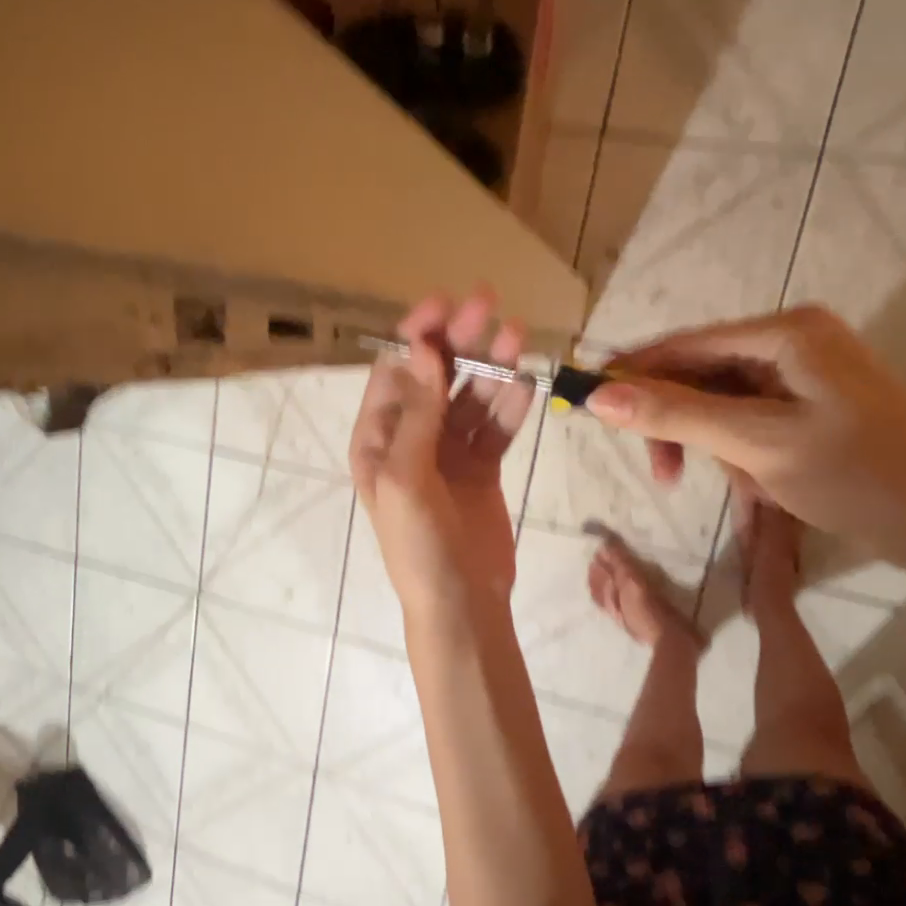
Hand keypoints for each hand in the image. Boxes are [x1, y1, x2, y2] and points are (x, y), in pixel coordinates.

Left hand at [349, 295, 534, 611]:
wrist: (460, 602)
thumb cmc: (418, 545)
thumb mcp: (407, 478)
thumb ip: (418, 414)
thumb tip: (424, 348)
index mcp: (377, 440)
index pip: (395, 374)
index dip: (417, 336)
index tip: (445, 303)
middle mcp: (410, 439)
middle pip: (436, 377)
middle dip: (460, 341)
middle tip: (490, 304)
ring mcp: (448, 452)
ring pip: (471, 397)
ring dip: (492, 367)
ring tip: (520, 336)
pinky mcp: (482, 467)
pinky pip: (496, 427)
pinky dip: (511, 405)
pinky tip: (529, 383)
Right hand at [585, 305, 905, 554]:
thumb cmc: (856, 475)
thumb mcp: (755, 443)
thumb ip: (675, 414)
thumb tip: (597, 395)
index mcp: (785, 332)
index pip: (683, 345)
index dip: (631, 374)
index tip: (585, 407)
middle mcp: (795, 340)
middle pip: (701, 373)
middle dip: (681, 425)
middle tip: (666, 476)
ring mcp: (809, 373)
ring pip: (724, 404)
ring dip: (717, 448)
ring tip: (743, 491)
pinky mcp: (818, 405)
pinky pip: (752, 421)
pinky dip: (743, 455)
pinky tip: (761, 489)